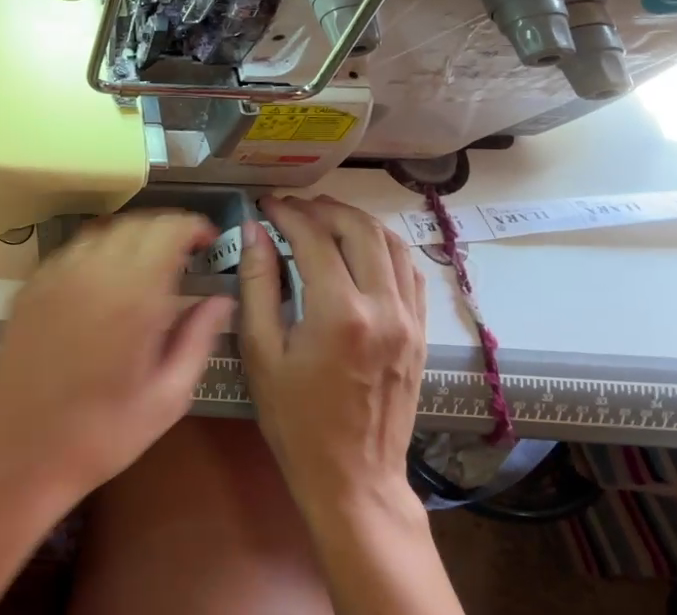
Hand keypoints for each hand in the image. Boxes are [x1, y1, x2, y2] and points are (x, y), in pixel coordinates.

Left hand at [0, 212, 236, 500]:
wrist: (20, 448)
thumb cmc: (103, 434)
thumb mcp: (167, 396)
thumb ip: (198, 338)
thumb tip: (222, 300)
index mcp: (131, 295)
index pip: (166, 229)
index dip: (193, 226)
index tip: (211, 243)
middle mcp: (89, 272)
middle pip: (133, 223)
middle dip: (165, 231)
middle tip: (187, 256)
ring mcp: (52, 276)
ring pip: (99, 232)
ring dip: (130, 238)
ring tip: (151, 268)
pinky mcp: (29, 287)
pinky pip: (70, 252)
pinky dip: (96, 254)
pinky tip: (107, 284)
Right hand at [238, 195, 426, 520]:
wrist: (352, 473)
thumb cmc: (293, 416)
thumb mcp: (261, 350)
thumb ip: (258, 284)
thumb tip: (255, 232)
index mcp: (340, 313)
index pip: (315, 238)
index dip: (287, 213)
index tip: (264, 204)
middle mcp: (384, 309)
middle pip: (361, 231)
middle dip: (324, 209)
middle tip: (291, 208)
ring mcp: (411, 321)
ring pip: (393, 246)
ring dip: (357, 222)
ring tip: (323, 219)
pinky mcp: (421, 334)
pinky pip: (410, 273)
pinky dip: (384, 248)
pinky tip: (358, 249)